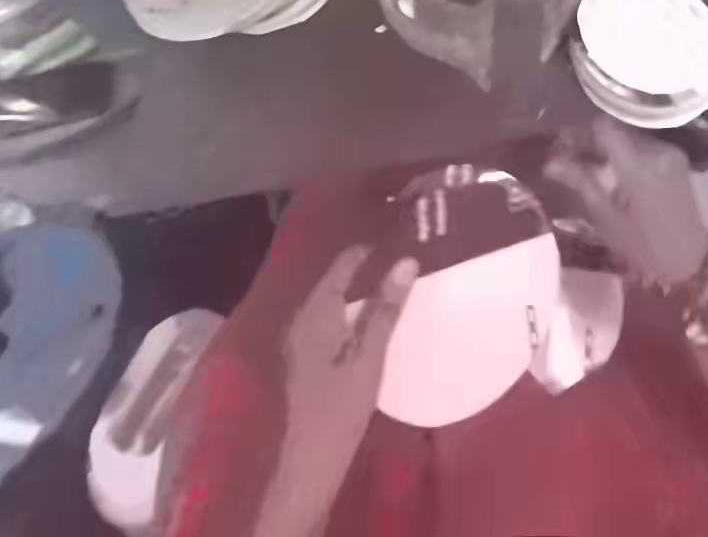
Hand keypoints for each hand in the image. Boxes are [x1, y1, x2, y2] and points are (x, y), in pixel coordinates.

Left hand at [255, 246, 417, 536]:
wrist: (302, 472)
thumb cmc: (337, 413)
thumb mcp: (368, 360)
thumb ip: (385, 310)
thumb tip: (406, 260)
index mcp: (315, 312)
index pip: (344, 263)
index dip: (370, 248)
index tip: (400, 236)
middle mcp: (302, 317)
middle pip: (337, 278)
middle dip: (368, 266)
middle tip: (404, 257)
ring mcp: (300, 338)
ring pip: (334, 299)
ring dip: (361, 288)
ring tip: (395, 280)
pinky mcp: (304, 357)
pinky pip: (330, 318)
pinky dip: (352, 310)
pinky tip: (373, 317)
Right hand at [545, 117, 707, 290]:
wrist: (692, 260)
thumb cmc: (644, 247)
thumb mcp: (606, 218)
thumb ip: (580, 182)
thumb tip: (549, 164)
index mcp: (638, 166)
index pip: (603, 127)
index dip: (579, 133)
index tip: (564, 147)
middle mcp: (656, 150)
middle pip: (615, 129)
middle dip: (592, 140)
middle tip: (573, 158)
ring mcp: (670, 152)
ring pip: (629, 135)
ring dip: (609, 145)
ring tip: (593, 166)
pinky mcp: (677, 157)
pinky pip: (643, 144)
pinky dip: (627, 151)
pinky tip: (617, 171)